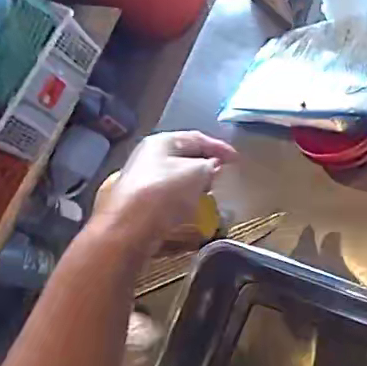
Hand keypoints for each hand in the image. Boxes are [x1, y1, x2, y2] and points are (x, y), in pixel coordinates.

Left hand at [90, 131, 237, 255]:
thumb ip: (210, 166)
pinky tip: (191, 209)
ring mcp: (141, 181)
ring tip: (211, 193)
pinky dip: (183, 199)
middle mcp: (147, 157)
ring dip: (194, 184)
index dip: (219, 147)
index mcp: (161, 142)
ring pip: (175, 178)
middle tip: (223, 175)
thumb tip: (213, 167)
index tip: (236, 159)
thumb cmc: (166, 191)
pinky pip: (168, 196)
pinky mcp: (138, 204)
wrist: (130, 227)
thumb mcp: (198, 172)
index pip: (196, 138)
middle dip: (205, 166)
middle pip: (183, 157)